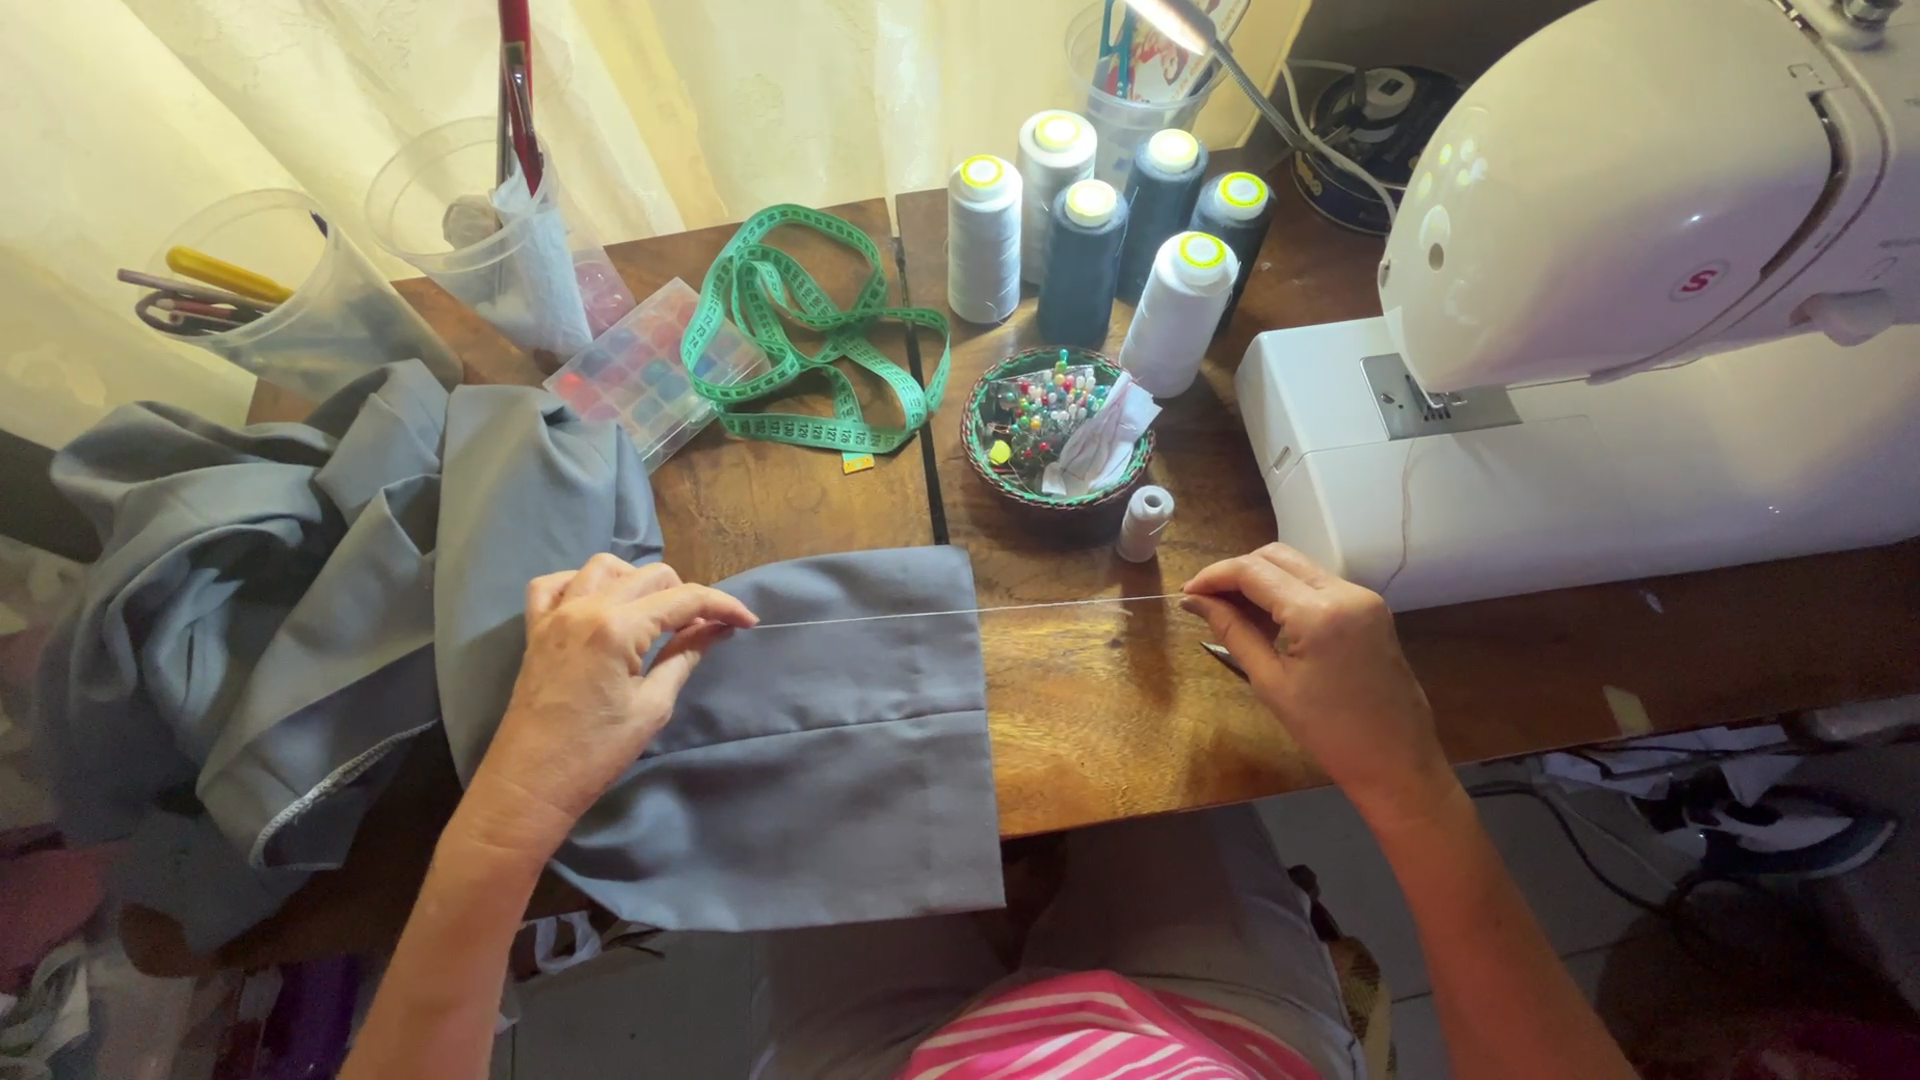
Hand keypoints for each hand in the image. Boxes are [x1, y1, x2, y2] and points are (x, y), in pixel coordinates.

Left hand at [455, 555, 757, 861]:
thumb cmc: (596, 752)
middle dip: (686, 596)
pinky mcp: (535, 629)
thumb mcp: (653, 705)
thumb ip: (685, 656)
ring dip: (638, 581)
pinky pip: (555, 584)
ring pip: (605, 567)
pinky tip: (601, 604)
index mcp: (618, 628)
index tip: (746, 621)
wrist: (529, 785)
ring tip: (654, 614)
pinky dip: (582, 583)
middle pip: (651, 575)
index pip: (685, 598)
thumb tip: (718, 629)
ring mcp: (555, 615)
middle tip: (702, 630)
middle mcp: (585, 608)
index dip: (723, 606)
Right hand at [1181, 544, 1455, 827]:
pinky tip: (1266, 620)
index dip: (1213, 576)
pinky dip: (1285, 592)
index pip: (1253, 571)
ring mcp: (1362, 597)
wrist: (1397, 762)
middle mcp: (1344, 591)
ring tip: (1231, 614)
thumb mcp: (1269, 682)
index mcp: (1318, 613)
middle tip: (1206, 602)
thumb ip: (1231, 630)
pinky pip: (1316, 584)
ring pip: (1296, 566)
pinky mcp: (1369, 608)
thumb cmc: (1328, 732)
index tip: (1187, 594)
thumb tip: (1193, 601)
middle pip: (1275, 556)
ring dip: (1260, 580)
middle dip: (1235, 572)